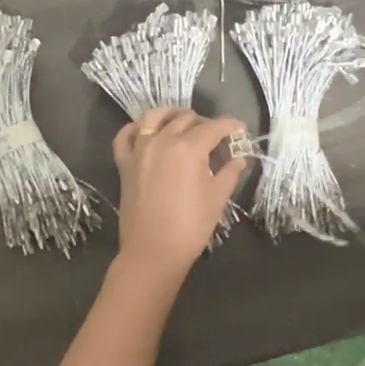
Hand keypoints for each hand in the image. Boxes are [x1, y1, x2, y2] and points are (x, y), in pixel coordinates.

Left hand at [112, 108, 247, 278]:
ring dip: (170, 115)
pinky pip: (125, 136)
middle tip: (215, 135)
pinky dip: (135, 128)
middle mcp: (162, 141)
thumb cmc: (190, 226)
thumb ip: (229, 172)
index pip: (214, 127)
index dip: (230, 126)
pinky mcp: (124, 163)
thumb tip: (239, 158)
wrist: (153, 251)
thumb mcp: (217, 198)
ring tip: (182, 121)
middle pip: (185, 119)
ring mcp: (139, 150)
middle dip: (204, 122)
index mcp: (189, 149)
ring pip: (153, 118)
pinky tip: (146, 131)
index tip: (240, 129)